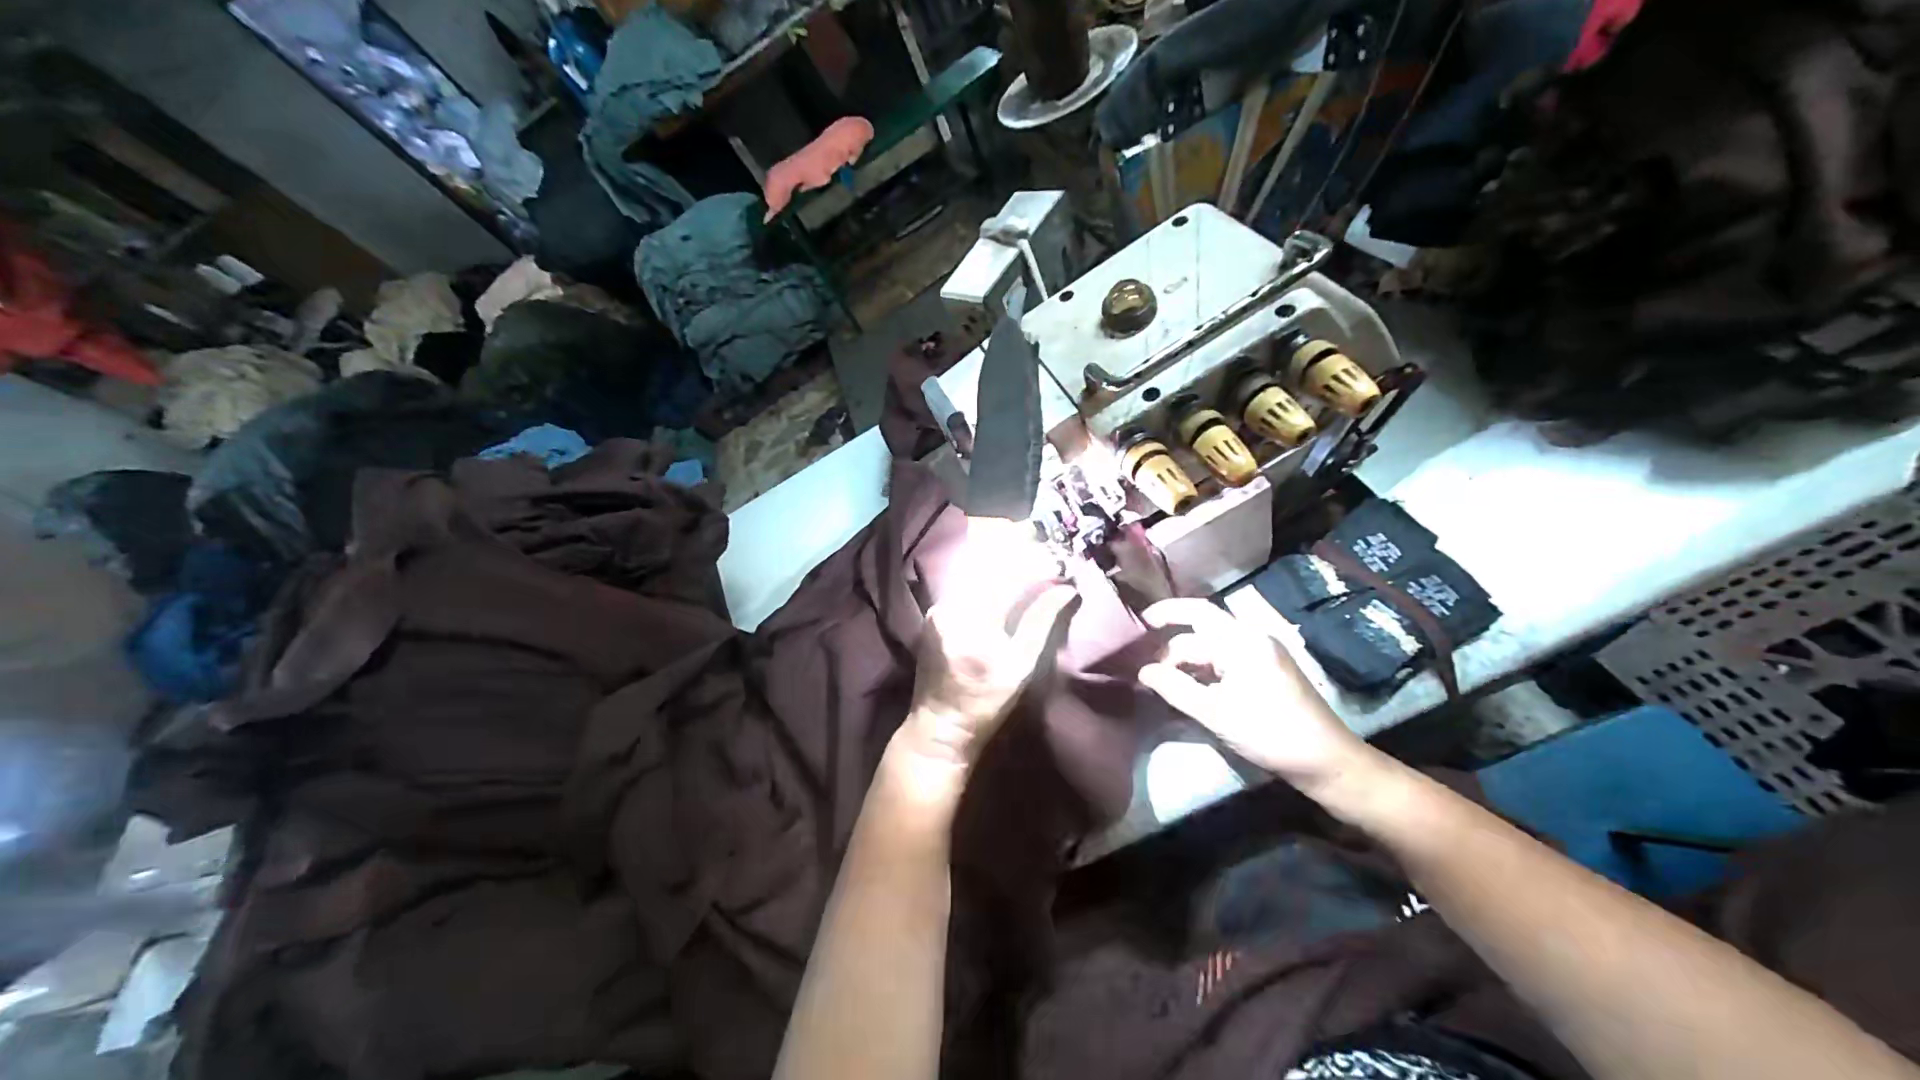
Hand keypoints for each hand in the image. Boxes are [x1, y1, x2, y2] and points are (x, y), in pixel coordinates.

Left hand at [902, 580, 1076, 771]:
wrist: (940, 724)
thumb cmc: (986, 701)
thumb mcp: (1021, 666)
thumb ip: (1041, 622)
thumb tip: (1065, 590)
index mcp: (975, 623)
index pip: (1009, 579)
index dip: (1035, 570)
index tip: (1058, 569)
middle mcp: (952, 609)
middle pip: (991, 574)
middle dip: (1020, 568)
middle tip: (1046, 570)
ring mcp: (938, 610)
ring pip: (976, 579)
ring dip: (1002, 576)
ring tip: (1028, 580)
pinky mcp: (933, 615)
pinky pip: (963, 590)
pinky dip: (984, 587)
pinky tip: (1002, 593)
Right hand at [1138, 598, 1372, 797]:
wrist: (1327, 761)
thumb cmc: (1269, 732)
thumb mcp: (1214, 712)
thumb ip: (1174, 688)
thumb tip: (1143, 672)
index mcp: (1242, 640)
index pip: (1197, 611)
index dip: (1166, 612)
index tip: (1139, 623)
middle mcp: (1252, 640)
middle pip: (1201, 635)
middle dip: (1171, 652)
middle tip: (1146, 677)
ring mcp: (1262, 657)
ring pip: (1213, 652)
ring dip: (1187, 666)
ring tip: (1162, 687)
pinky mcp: (1267, 674)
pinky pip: (1227, 664)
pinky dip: (1205, 675)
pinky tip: (1190, 694)